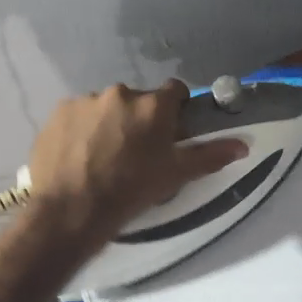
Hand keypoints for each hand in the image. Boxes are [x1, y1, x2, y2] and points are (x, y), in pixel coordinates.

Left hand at [27, 80, 249, 238]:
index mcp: (153, 105)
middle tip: (137, 152)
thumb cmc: (131, 191)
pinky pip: (77, 116)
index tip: (172, 132)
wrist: (71, 210)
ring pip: (106, 107)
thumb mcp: (175, 175)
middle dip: (140, 119)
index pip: (175, 91)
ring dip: (109, 123)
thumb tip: (244, 145)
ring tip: (104, 157)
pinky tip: (80, 157)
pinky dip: (82, 130)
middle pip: (138, 101)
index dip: (177, 110)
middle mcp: (120, 93)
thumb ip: (210, 155)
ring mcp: (85, 101)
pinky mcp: (58, 113)